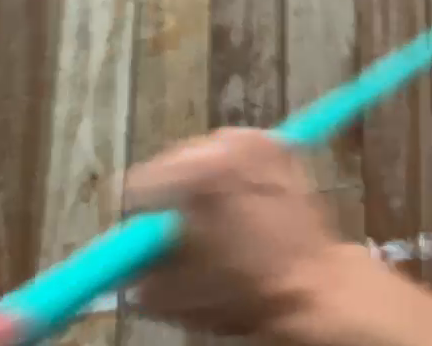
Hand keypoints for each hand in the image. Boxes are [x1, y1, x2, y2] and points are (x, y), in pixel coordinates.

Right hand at [122, 129, 347, 335]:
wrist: (311, 281)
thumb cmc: (241, 291)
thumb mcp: (173, 292)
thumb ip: (136, 272)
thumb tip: (120, 266)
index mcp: (193, 176)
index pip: (139, 184)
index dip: (137, 213)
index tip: (140, 234)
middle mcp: (224, 145)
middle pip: (175, 161)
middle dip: (169, 191)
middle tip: (174, 225)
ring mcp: (258, 140)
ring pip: (210, 152)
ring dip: (203, 177)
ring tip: (211, 214)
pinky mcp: (283, 144)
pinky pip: (243, 149)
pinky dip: (235, 168)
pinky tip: (240, 198)